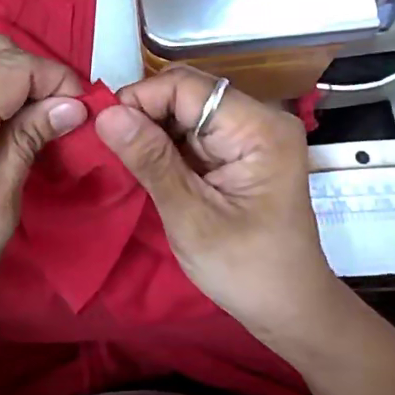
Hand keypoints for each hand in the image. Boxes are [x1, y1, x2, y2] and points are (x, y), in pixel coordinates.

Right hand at [94, 65, 343, 343]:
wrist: (288, 307)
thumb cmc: (246, 270)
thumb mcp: (191, 218)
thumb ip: (150, 161)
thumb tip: (106, 114)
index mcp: (259, 129)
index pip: (188, 87)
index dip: (141, 99)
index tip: (106, 130)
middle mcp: (259, 120)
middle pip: (187, 93)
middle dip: (144, 114)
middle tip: (113, 150)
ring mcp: (251, 135)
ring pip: (185, 111)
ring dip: (152, 130)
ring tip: (128, 162)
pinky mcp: (239, 152)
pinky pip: (193, 132)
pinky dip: (165, 145)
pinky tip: (150, 168)